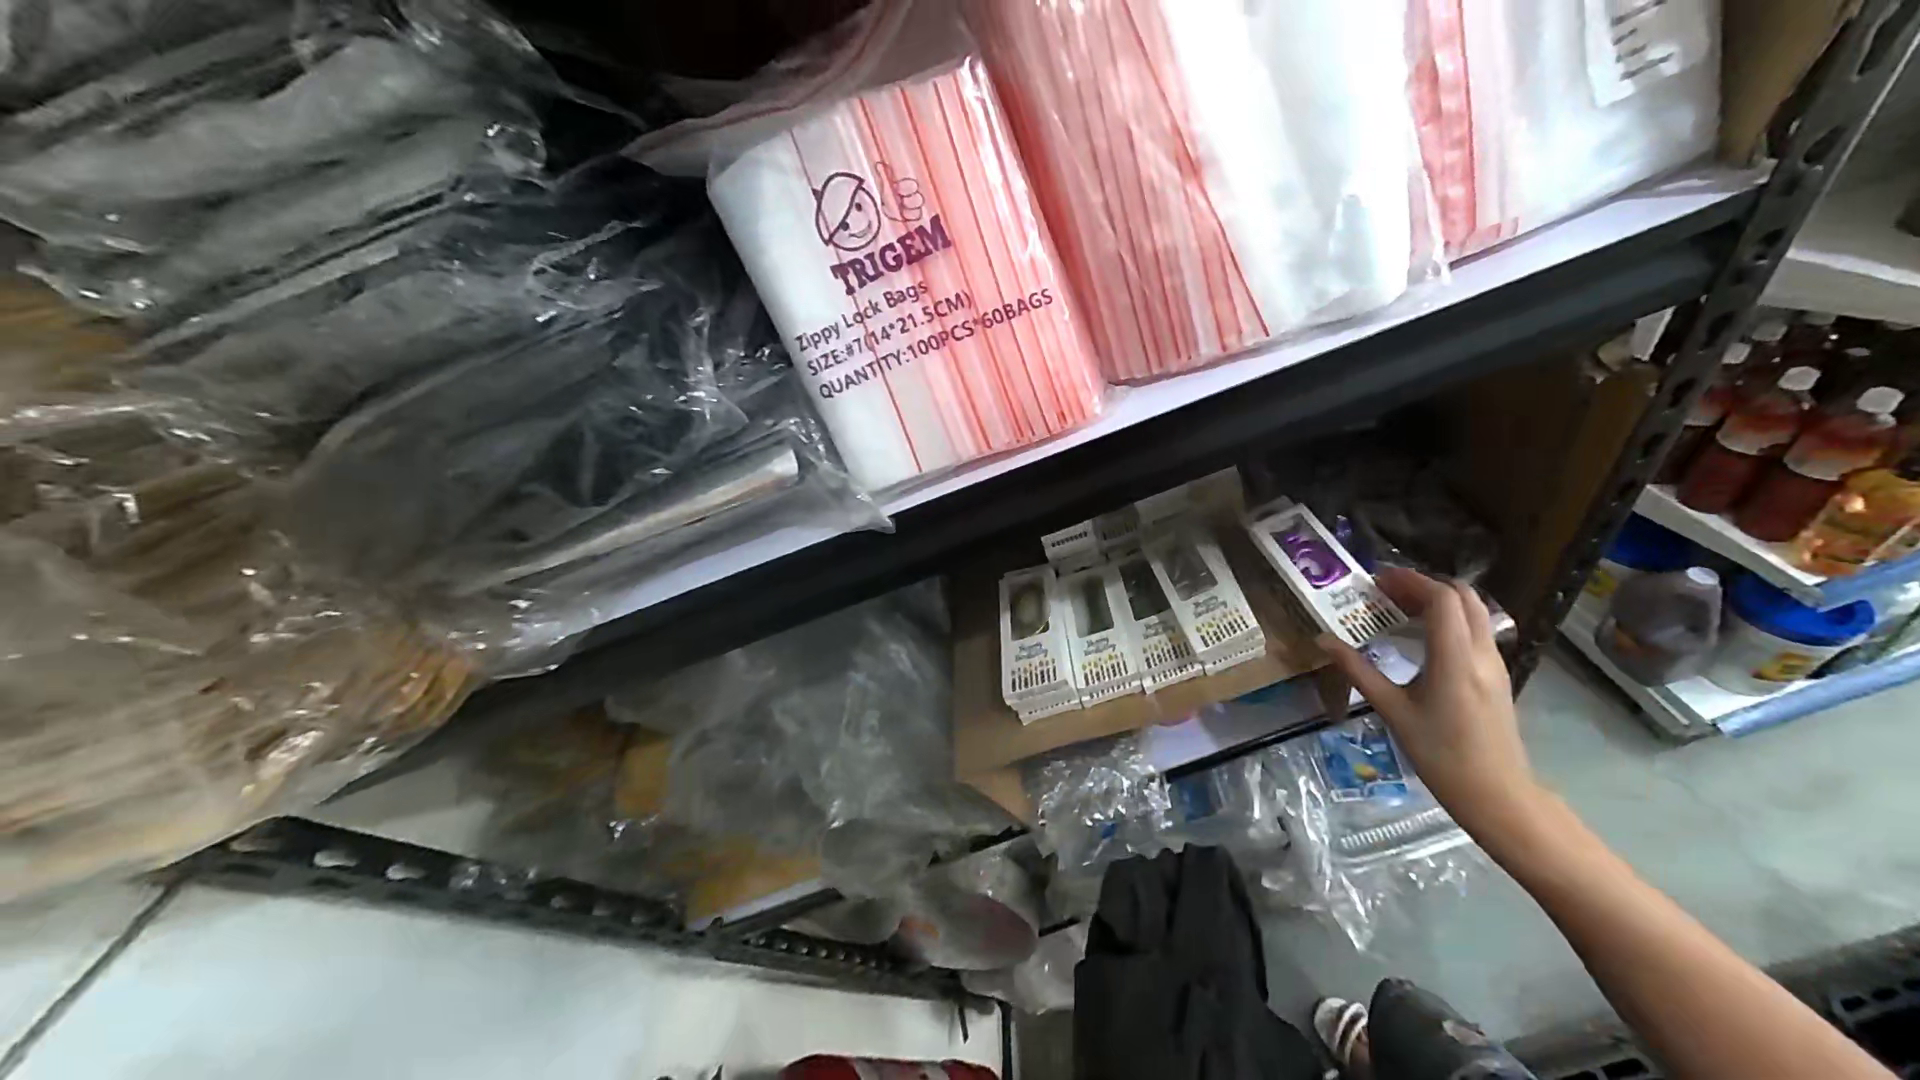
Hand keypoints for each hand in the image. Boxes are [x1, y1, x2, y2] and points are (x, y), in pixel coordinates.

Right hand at [1317, 568, 1546, 840]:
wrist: (1496, 793)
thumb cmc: (1439, 753)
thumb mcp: (1391, 709)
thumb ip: (1358, 670)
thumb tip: (1323, 640)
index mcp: (1455, 658)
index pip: (1442, 599)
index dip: (1410, 581)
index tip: (1377, 579)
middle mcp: (1481, 653)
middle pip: (1463, 597)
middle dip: (1424, 585)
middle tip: (1386, 591)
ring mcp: (1494, 664)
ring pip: (1474, 612)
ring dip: (1439, 600)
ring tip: (1399, 608)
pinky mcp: (1496, 676)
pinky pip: (1475, 630)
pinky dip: (1449, 619)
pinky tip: (1421, 636)